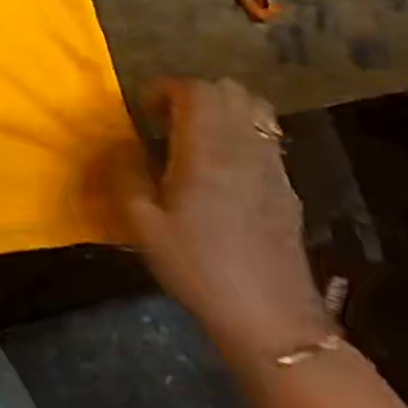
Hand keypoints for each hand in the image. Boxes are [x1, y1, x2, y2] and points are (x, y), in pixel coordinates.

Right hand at [125, 78, 331, 360]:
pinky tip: (224, 166)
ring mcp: (272, 164)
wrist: (271, 320)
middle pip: (227, 89)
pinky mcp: (287, 186)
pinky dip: (242, 131)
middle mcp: (243, 145)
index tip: (144, 110)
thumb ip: (125, 175)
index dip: (165, 88)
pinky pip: (266, 136)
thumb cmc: (199, 268)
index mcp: (207, 148)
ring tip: (197, 135)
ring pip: (253, 107)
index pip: (194, 88)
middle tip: (167, 120)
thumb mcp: (144, 226)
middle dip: (192, 93)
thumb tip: (120, 146)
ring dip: (222, 108)